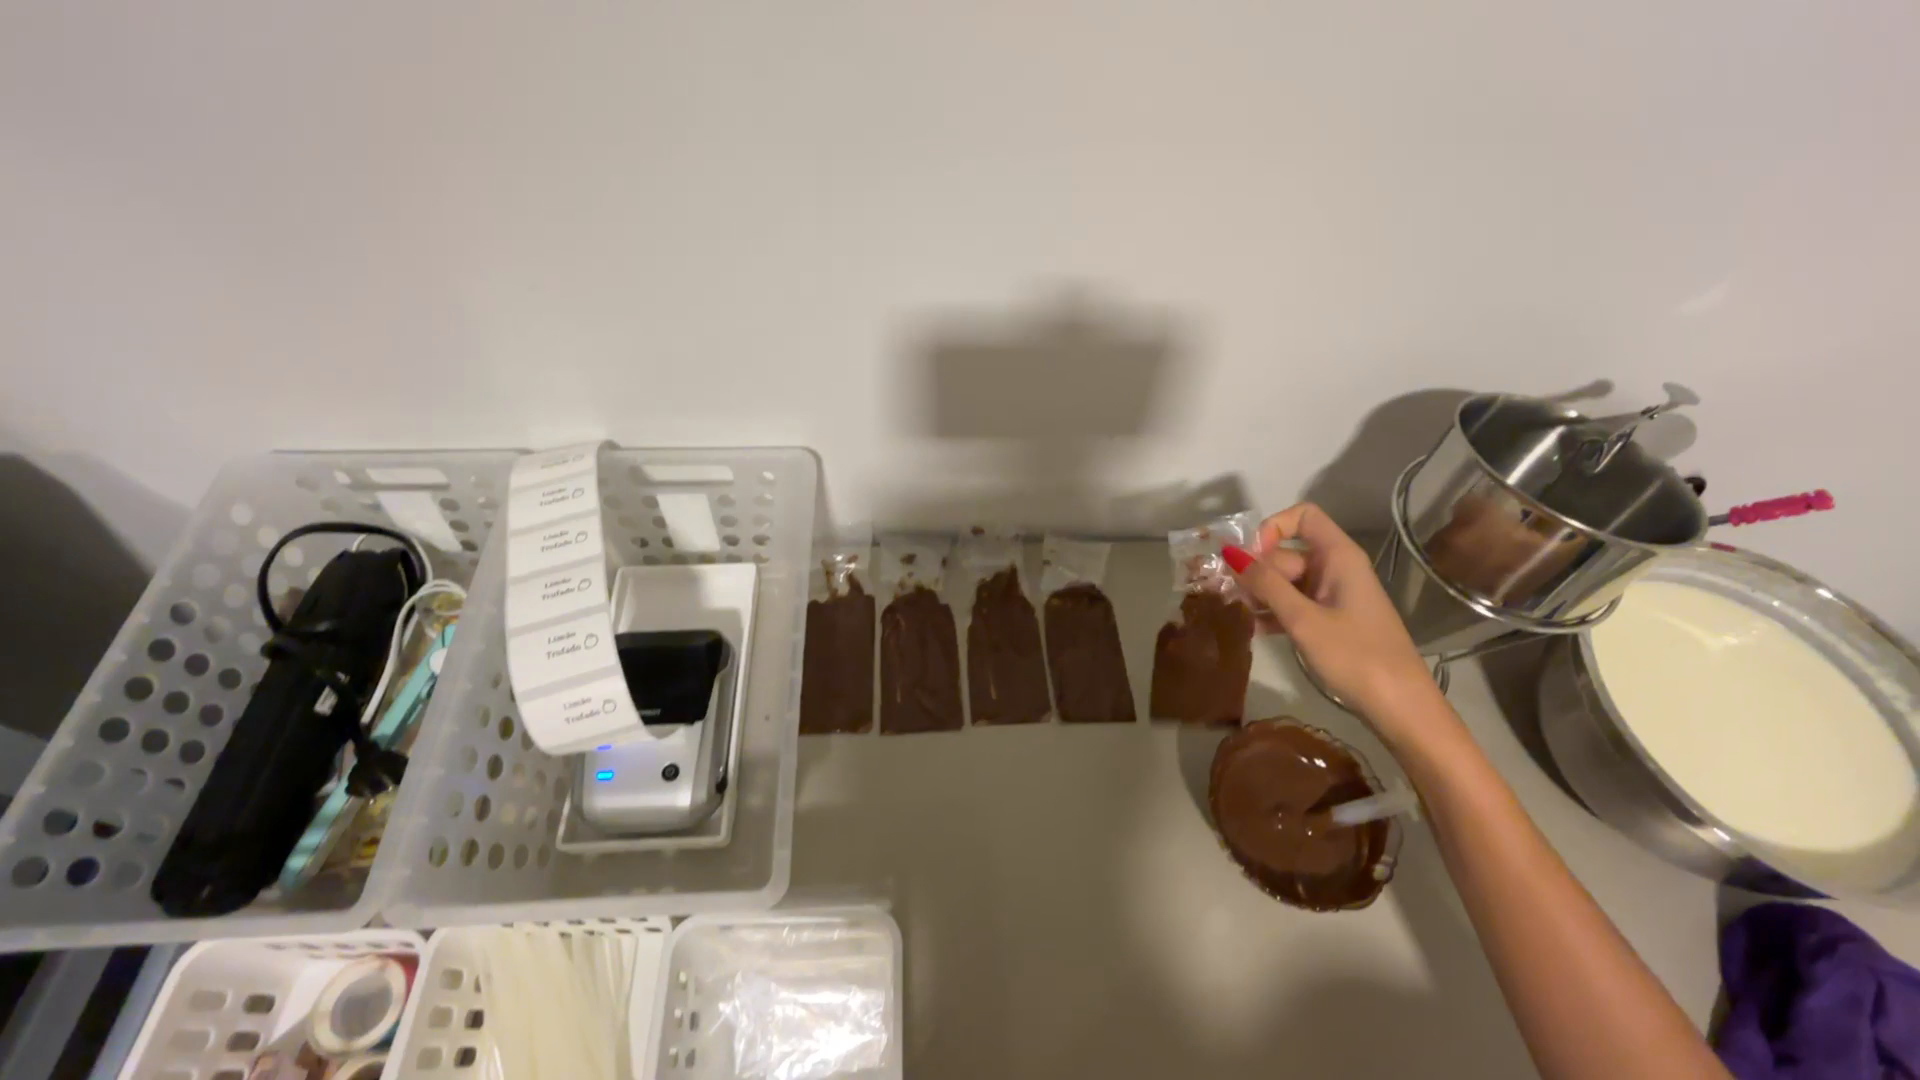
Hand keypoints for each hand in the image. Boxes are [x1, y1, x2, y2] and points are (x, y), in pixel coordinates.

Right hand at [1222, 503, 1444, 739]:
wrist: (1399, 705)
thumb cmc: (1355, 656)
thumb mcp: (1303, 619)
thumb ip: (1266, 584)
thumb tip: (1230, 552)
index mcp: (1338, 557)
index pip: (1302, 517)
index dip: (1272, 529)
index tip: (1249, 559)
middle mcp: (1336, 568)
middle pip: (1287, 553)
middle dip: (1256, 571)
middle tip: (1227, 596)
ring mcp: (1334, 596)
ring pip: (1287, 581)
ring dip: (1259, 594)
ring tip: (1232, 614)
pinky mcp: (1331, 621)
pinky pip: (1295, 604)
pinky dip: (1273, 612)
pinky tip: (1251, 630)